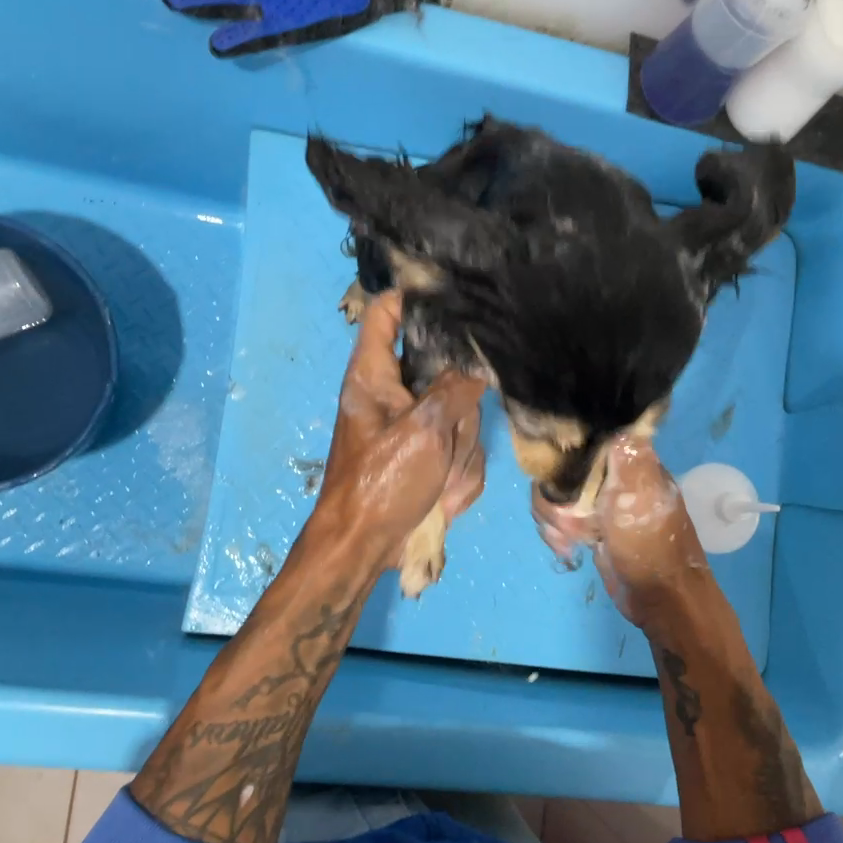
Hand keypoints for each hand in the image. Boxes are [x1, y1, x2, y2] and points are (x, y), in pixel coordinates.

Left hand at [315, 292, 485, 569]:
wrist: (362, 546)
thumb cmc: (381, 483)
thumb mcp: (424, 430)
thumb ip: (456, 388)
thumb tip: (480, 360)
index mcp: (373, 373)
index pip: (388, 311)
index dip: (416, 296)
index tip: (459, 295)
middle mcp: (391, 392)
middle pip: (443, 371)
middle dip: (457, 407)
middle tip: (445, 435)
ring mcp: (411, 427)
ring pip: (458, 416)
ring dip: (457, 449)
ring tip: (438, 475)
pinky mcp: (425, 456)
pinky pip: (458, 449)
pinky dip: (456, 473)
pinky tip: (441, 493)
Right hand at [533, 437, 708, 628]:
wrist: (658, 598)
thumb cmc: (650, 544)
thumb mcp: (640, 494)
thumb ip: (627, 455)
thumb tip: (619, 417)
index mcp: (631, 461)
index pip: (586, 440)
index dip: (566, 456)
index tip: (561, 477)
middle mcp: (614, 477)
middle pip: (563, 469)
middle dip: (555, 498)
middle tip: (568, 522)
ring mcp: (600, 503)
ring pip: (556, 496)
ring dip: (554, 520)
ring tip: (570, 539)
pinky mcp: (589, 527)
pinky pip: (558, 519)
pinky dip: (557, 533)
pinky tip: (568, 548)